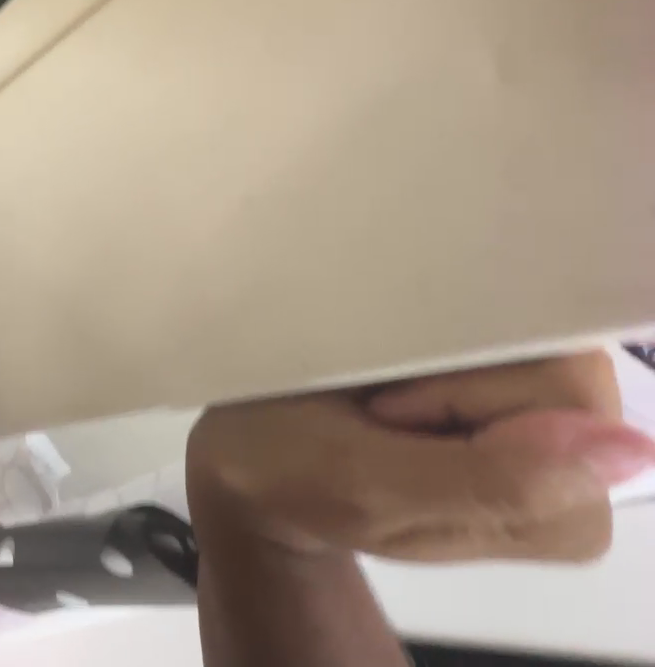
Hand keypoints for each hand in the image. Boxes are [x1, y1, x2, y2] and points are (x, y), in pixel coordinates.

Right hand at [187, 350, 654, 563]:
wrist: (249, 468)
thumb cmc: (288, 472)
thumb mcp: (367, 485)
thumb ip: (493, 482)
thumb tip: (629, 449)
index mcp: (556, 514)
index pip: (562, 398)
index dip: (461, 386)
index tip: (386, 412)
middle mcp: (574, 482)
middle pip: (558, 372)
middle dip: (452, 372)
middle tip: (377, 405)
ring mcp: (544, 446)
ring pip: (530, 353)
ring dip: (437, 360)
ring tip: (376, 395)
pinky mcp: (508, 414)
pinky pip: (502, 351)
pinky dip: (431, 351)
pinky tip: (387, 382)